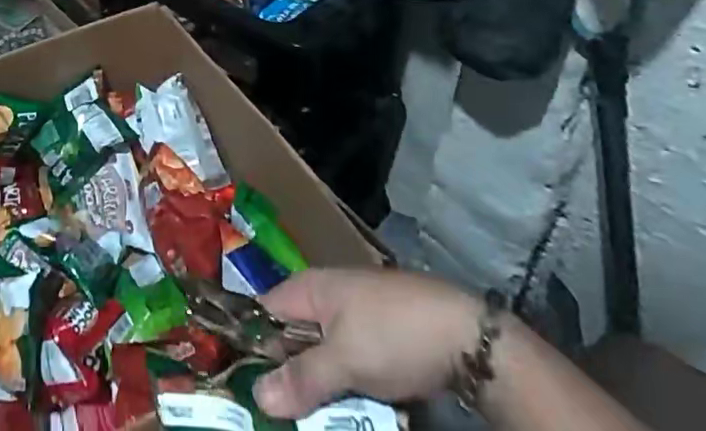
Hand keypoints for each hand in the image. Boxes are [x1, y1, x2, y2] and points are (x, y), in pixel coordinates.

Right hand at [252, 268, 481, 418]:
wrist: (468, 336)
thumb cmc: (397, 336)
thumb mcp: (345, 360)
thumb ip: (301, 378)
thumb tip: (257, 395)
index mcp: (312, 288)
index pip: (263, 312)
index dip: (248, 346)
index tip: (237, 385)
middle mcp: (328, 297)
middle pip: (290, 339)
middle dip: (284, 378)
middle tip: (276, 417)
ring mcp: (356, 317)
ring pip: (320, 357)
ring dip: (316, 389)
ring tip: (310, 421)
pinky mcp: (378, 339)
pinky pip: (346, 365)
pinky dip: (342, 387)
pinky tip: (345, 413)